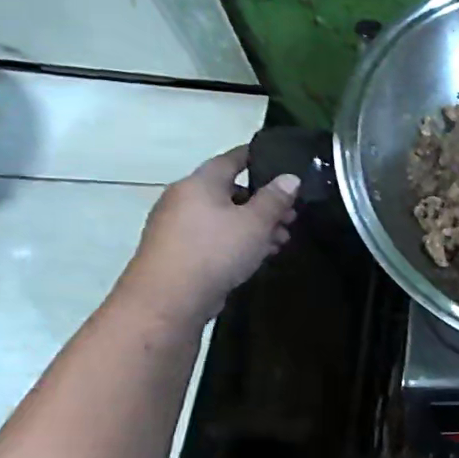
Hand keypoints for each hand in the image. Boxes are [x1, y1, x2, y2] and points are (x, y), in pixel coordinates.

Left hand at [115, 146, 298, 318]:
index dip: (254, 157)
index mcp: (200, 183)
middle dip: (263, 203)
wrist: (168, 300)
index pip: (230, 159)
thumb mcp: (255, 223)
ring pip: (223, 219)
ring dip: (253, 227)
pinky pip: (213, 239)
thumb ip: (275, 199)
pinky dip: (237, 242)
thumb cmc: (214, 251)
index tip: (277, 158)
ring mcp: (177, 227)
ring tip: (281, 241)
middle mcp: (184, 199)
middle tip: (291, 216)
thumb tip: (290, 178)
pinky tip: (257, 257)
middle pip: (229, 192)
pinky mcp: (177, 254)